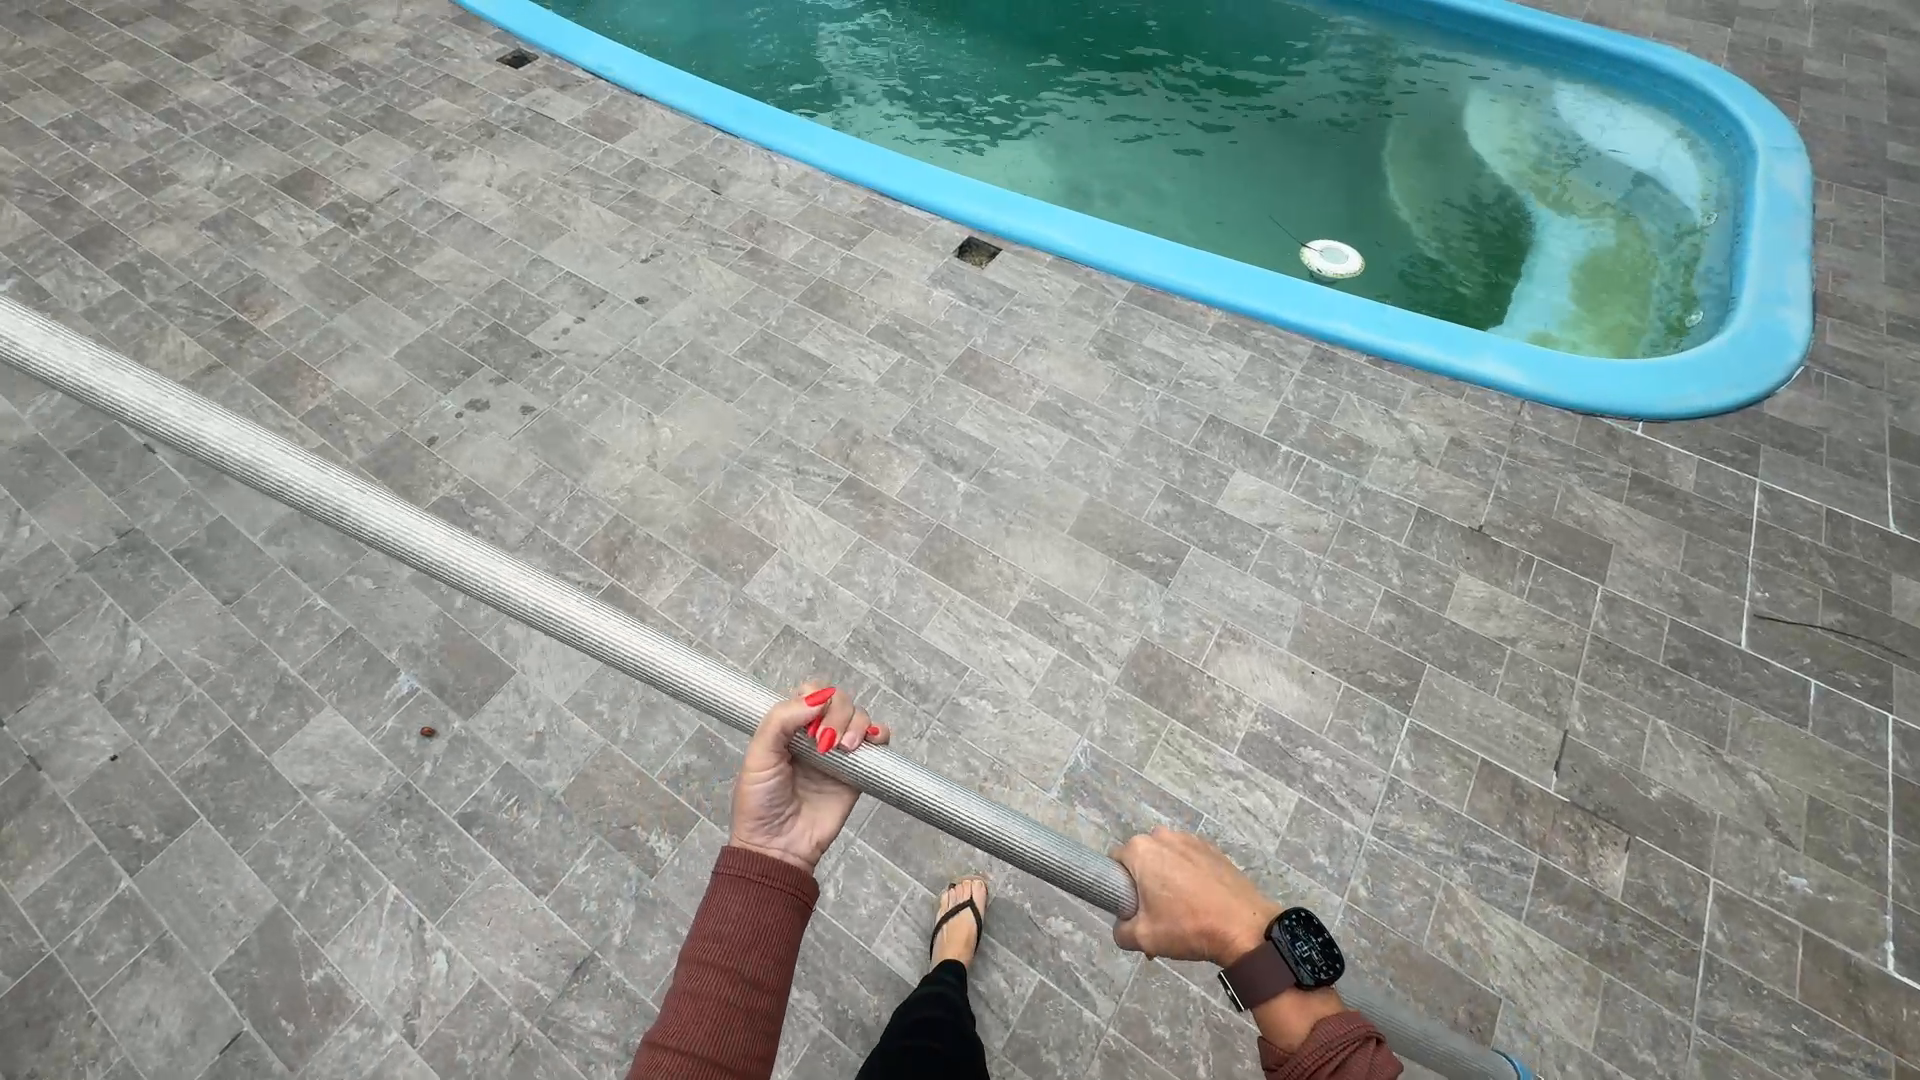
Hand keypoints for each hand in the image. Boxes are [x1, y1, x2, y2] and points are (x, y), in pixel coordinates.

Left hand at [728, 684, 889, 873]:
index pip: (812, 693)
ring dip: (857, 724)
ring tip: (845, 749)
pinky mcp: (859, 771)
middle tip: (826, 743)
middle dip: (837, 714)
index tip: (812, 720)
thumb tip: (817, 697)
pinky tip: (870, 743)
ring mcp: (839, 752)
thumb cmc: (760, 803)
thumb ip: (781, 721)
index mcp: (790, 727)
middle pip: (839, 700)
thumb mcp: (758, 756)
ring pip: (860, 716)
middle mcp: (816, 734)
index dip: (816, 697)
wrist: (778, 847)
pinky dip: (880, 734)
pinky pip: (878, 741)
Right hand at [1110, 827, 1282, 964]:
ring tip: (1182, 909)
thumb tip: (1122, 925)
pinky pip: (1188, 859)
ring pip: (1166, 858)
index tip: (1132, 908)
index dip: (1119, 886)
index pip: (1115, 863)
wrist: (1245, 928)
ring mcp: (1189, 839)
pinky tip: (1201, 900)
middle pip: (1141, 859)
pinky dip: (1189, 875)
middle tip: (1156, 915)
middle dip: (1144, 882)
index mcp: (1140, 850)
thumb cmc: (1188, 927)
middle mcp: (1161, 835)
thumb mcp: (1144, 939)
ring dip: (1166, 877)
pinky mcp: (1211, 847)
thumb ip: (1120, 931)